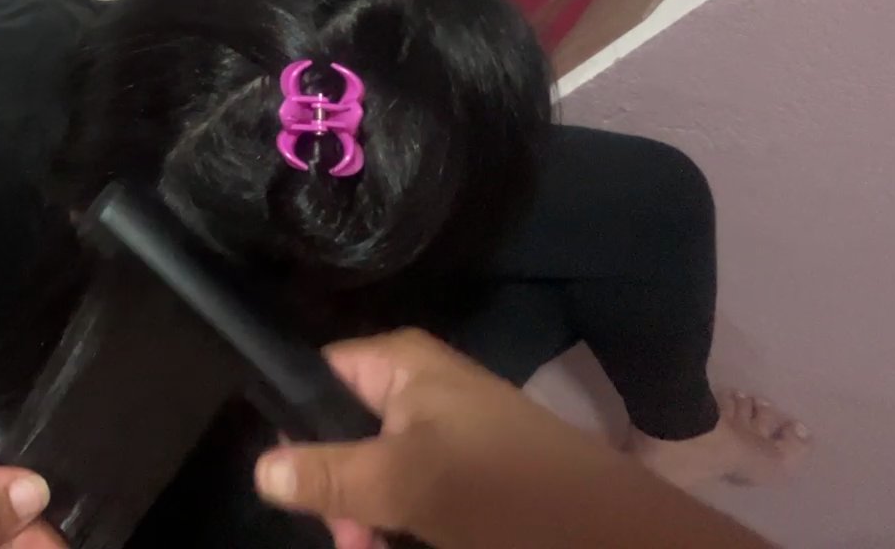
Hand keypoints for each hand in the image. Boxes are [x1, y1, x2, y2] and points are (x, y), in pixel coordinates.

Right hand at [251, 329, 775, 548]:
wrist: (635, 547)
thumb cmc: (510, 494)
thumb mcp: (407, 485)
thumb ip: (328, 476)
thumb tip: (259, 470)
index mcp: (398, 364)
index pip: (316, 375)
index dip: (297, 426)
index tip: (295, 484)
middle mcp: (417, 389)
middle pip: (343, 432)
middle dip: (338, 491)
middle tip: (350, 541)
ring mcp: (448, 435)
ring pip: (377, 472)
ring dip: (368, 518)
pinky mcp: (473, 478)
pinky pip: (414, 495)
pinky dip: (402, 526)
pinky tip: (401, 548)